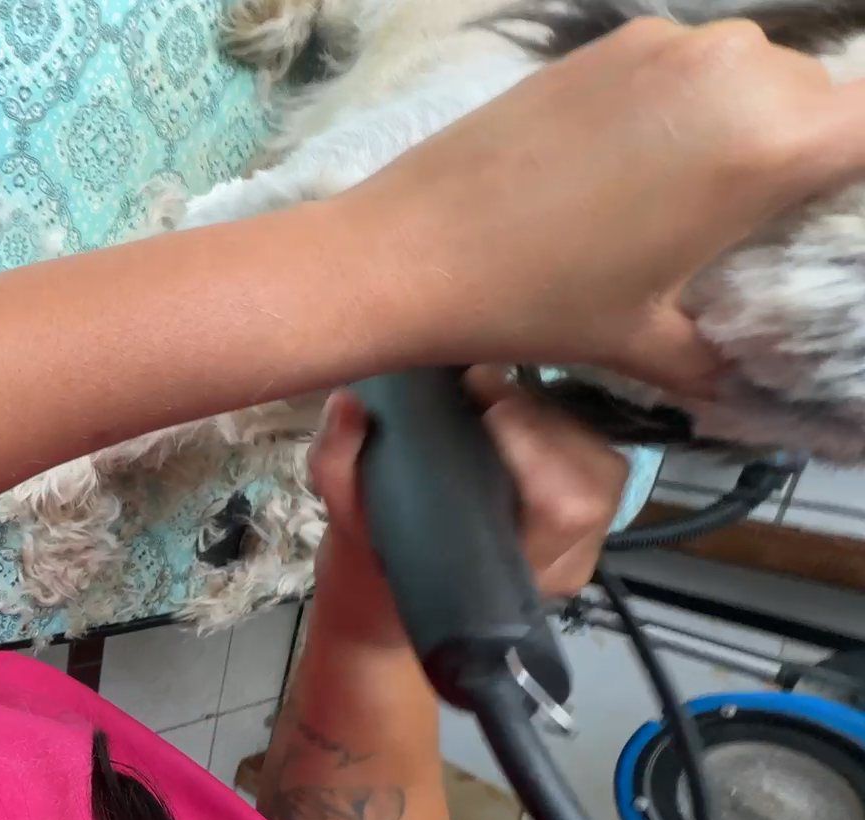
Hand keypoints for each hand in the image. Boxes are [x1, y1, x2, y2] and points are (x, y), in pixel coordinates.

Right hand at [306, 373, 628, 647]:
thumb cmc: (368, 553)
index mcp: (501, 574)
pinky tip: (517, 415)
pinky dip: (564, 431)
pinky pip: (598, 468)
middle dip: (541, 422)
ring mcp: (582, 549)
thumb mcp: (338, 512)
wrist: (387, 592)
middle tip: (482, 388)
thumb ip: (336, 461)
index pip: (563, 505)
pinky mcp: (589, 525)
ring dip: (555, 422)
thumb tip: (348, 400)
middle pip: (591, 478)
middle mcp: (557, 567)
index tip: (480, 398)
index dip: (536, 443)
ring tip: (497, 399)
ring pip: (603, 468)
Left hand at [336, 17, 864, 396]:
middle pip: (814, 101)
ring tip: (647, 199)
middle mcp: (737, 67)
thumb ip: (717, 355)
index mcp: (775, 139)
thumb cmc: (515, 305)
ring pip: (740, 80)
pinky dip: (658, 111)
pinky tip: (596, 167)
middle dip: (786, 158)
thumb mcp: (632, 340)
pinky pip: (665, 72)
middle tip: (719, 221)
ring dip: (719, 129)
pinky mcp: (593, 49)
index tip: (808, 217)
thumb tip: (749, 384)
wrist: (391, 259)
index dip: (853, 175)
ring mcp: (660, 47)